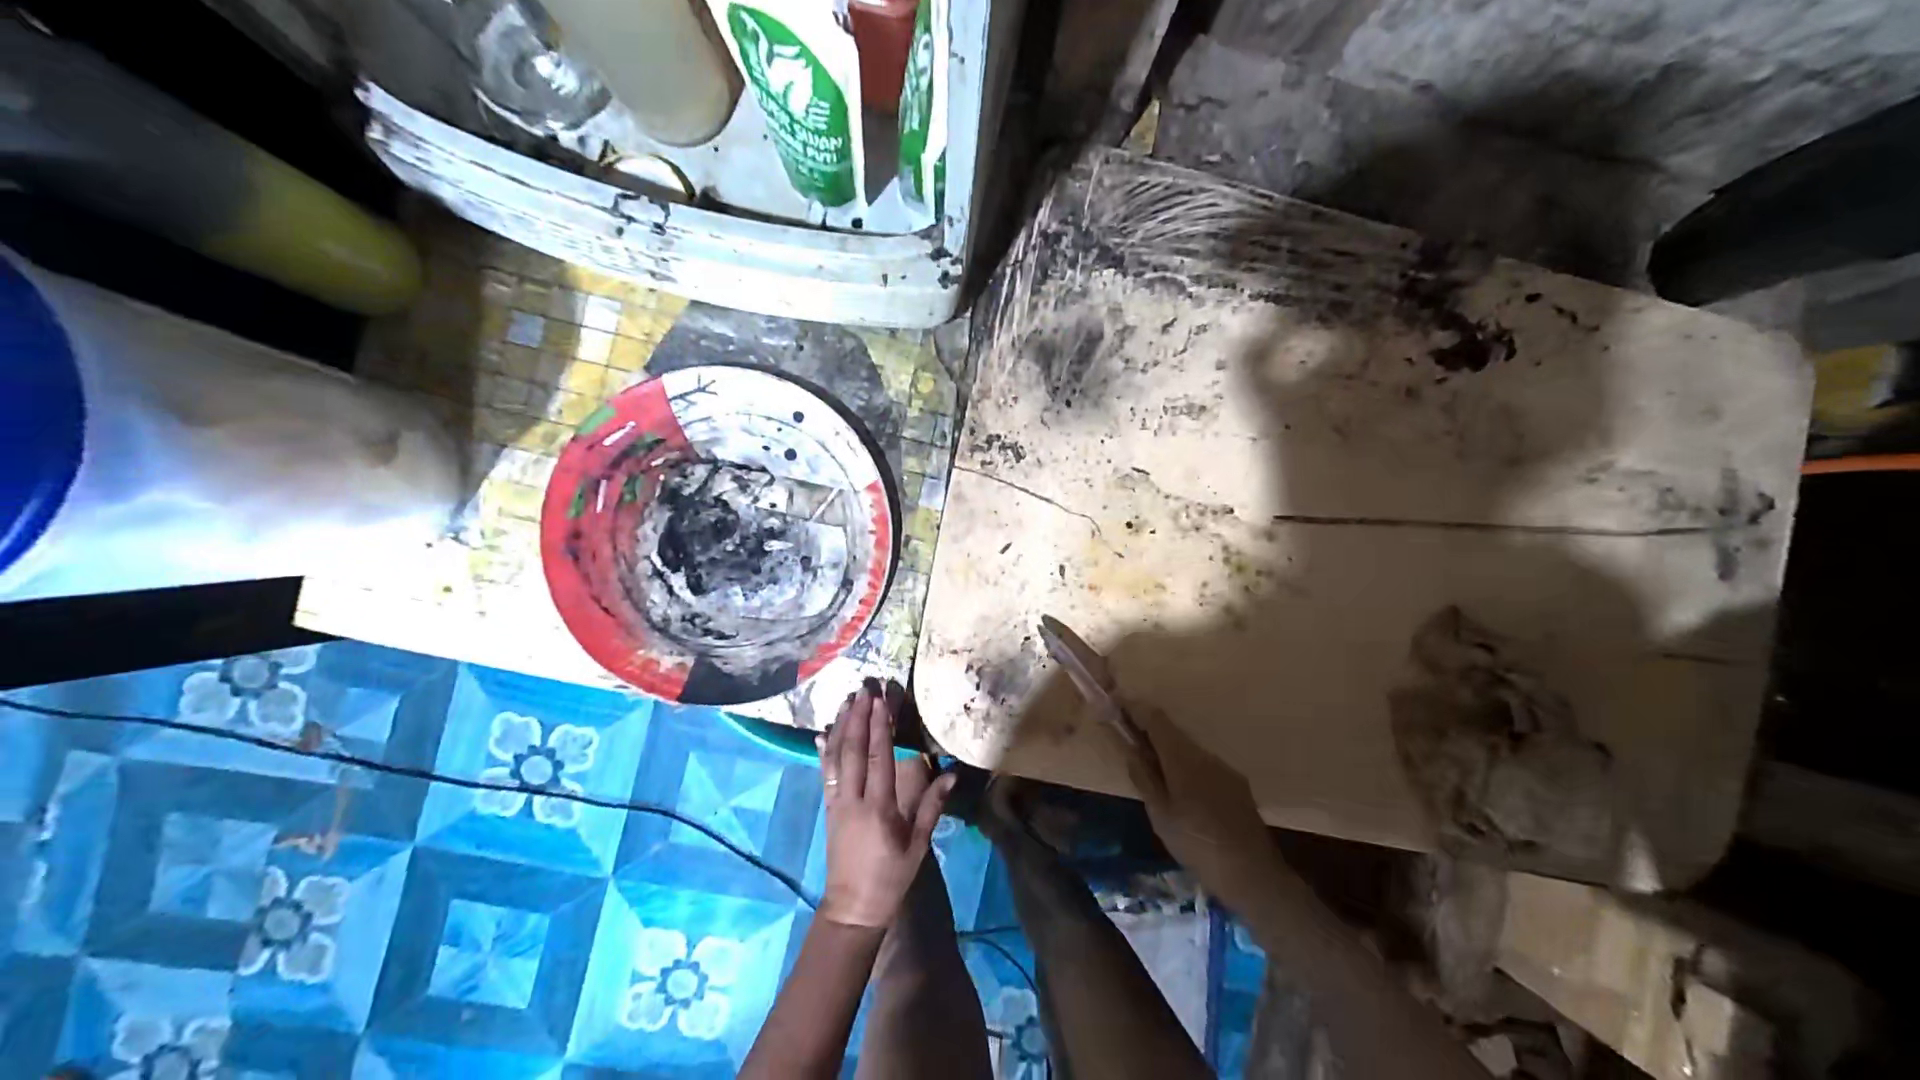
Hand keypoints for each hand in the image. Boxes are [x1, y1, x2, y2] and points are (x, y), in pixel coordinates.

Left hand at [816, 686, 956, 927]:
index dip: (879, 727)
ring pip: (836, 757)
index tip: (881, 700)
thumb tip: (952, 773)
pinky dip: (824, 751)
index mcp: (879, 809)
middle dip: (858, 717)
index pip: (879, 759)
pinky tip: (822, 733)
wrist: (854, 907)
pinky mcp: (829, 808)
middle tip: (863, 689)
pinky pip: (825, 774)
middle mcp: (854, 800)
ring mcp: (837, 803)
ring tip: (846, 700)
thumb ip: (932, 807)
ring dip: (841, 727)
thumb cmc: (891, 877)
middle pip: (854, 751)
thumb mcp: (918, 845)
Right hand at [1115, 703, 1281, 909]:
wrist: (1253, 875)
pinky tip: (1180, 791)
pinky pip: (1203, 766)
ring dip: (1168, 751)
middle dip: (1149, 731)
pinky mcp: (1236, 784)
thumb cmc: (1197, 845)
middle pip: (1173, 733)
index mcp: (1183, 759)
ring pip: (1188, 750)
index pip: (1156, 719)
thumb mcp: (1160, 815)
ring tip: (1151, 769)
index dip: (1135, 708)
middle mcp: (1205, 756)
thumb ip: (1144, 778)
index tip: (1116, 703)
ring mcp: (1224, 769)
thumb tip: (1130, 749)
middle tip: (1127, 738)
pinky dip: (1185, 767)